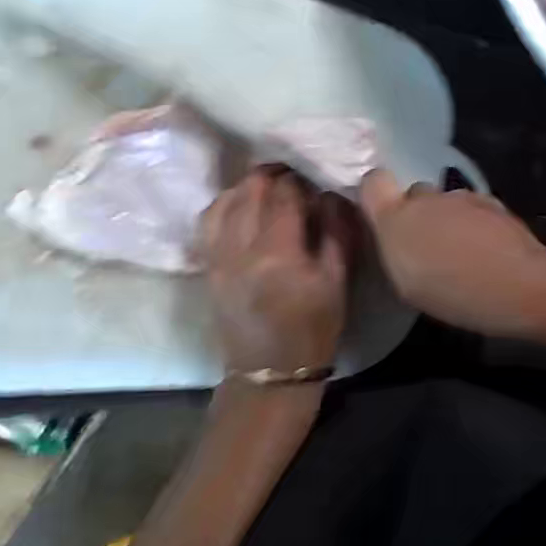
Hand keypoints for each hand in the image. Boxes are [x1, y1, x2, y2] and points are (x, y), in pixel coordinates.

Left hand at [199, 166, 353, 372]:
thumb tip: (331, 197)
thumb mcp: (338, 282)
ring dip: (245, 187)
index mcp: (278, 253)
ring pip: (223, 202)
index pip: (283, 196)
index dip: (297, 180)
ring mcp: (217, 256)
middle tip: (291, 175)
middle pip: (249, 192)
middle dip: (270, 176)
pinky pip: (208, 222)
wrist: (271, 370)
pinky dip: (225, 205)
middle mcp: (239, 248)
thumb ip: (337, 234)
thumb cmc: (314, 328)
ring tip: (266, 186)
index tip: (311, 176)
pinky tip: (241, 207)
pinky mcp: (207, 266)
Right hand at [358, 169, 545, 341]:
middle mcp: (428, 199)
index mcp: (396, 219)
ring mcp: (465, 198)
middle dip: (420, 214)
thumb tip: (402, 237)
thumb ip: (397, 251)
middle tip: (432, 247)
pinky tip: (489, 250)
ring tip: (466, 253)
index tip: (386, 215)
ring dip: (452, 220)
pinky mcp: (494, 203)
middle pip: (416, 195)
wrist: (521, 285)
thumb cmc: (457, 295)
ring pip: (448, 202)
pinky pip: (475, 209)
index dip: (378, 193)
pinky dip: (478, 224)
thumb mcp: (409, 286)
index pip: (374, 182)